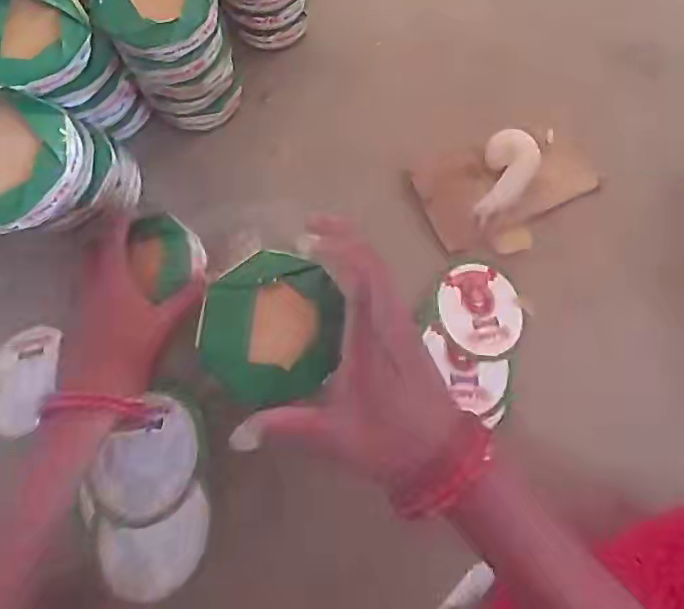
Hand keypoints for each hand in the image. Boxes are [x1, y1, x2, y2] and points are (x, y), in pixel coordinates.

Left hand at [58, 210, 203, 398]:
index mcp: (111, 280)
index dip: (119, 222)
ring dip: (98, 257)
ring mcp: (80, 305)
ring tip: (119, 255)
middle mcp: (91, 287)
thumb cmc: (129, 354)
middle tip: (124, 230)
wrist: (93, 396)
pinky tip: (112, 292)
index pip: (111, 240)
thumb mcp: (163, 325)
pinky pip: (85, 289)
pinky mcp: (76, 322)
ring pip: (85, 270)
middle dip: (105, 236)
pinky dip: (96, 279)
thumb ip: (186, 298)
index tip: (130, 210)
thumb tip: (209, 274)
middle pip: (92, 251)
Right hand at [229, 215, 460, 490]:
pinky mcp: (402, 330)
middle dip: (342, 234)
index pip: (362, 273)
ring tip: (317, 244)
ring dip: (352, 248)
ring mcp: (399, 321)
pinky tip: (335, 283)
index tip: (304, 240)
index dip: (337, 248)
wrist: (445, 456)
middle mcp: (390, 317)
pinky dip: (358, 269)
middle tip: (306, 227)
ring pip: (379, 269)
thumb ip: (287, 427)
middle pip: (373, 259)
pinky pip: (380, 285)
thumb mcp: (335, 436)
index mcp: (374, 333)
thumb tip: (238, 433)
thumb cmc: (392, 440)